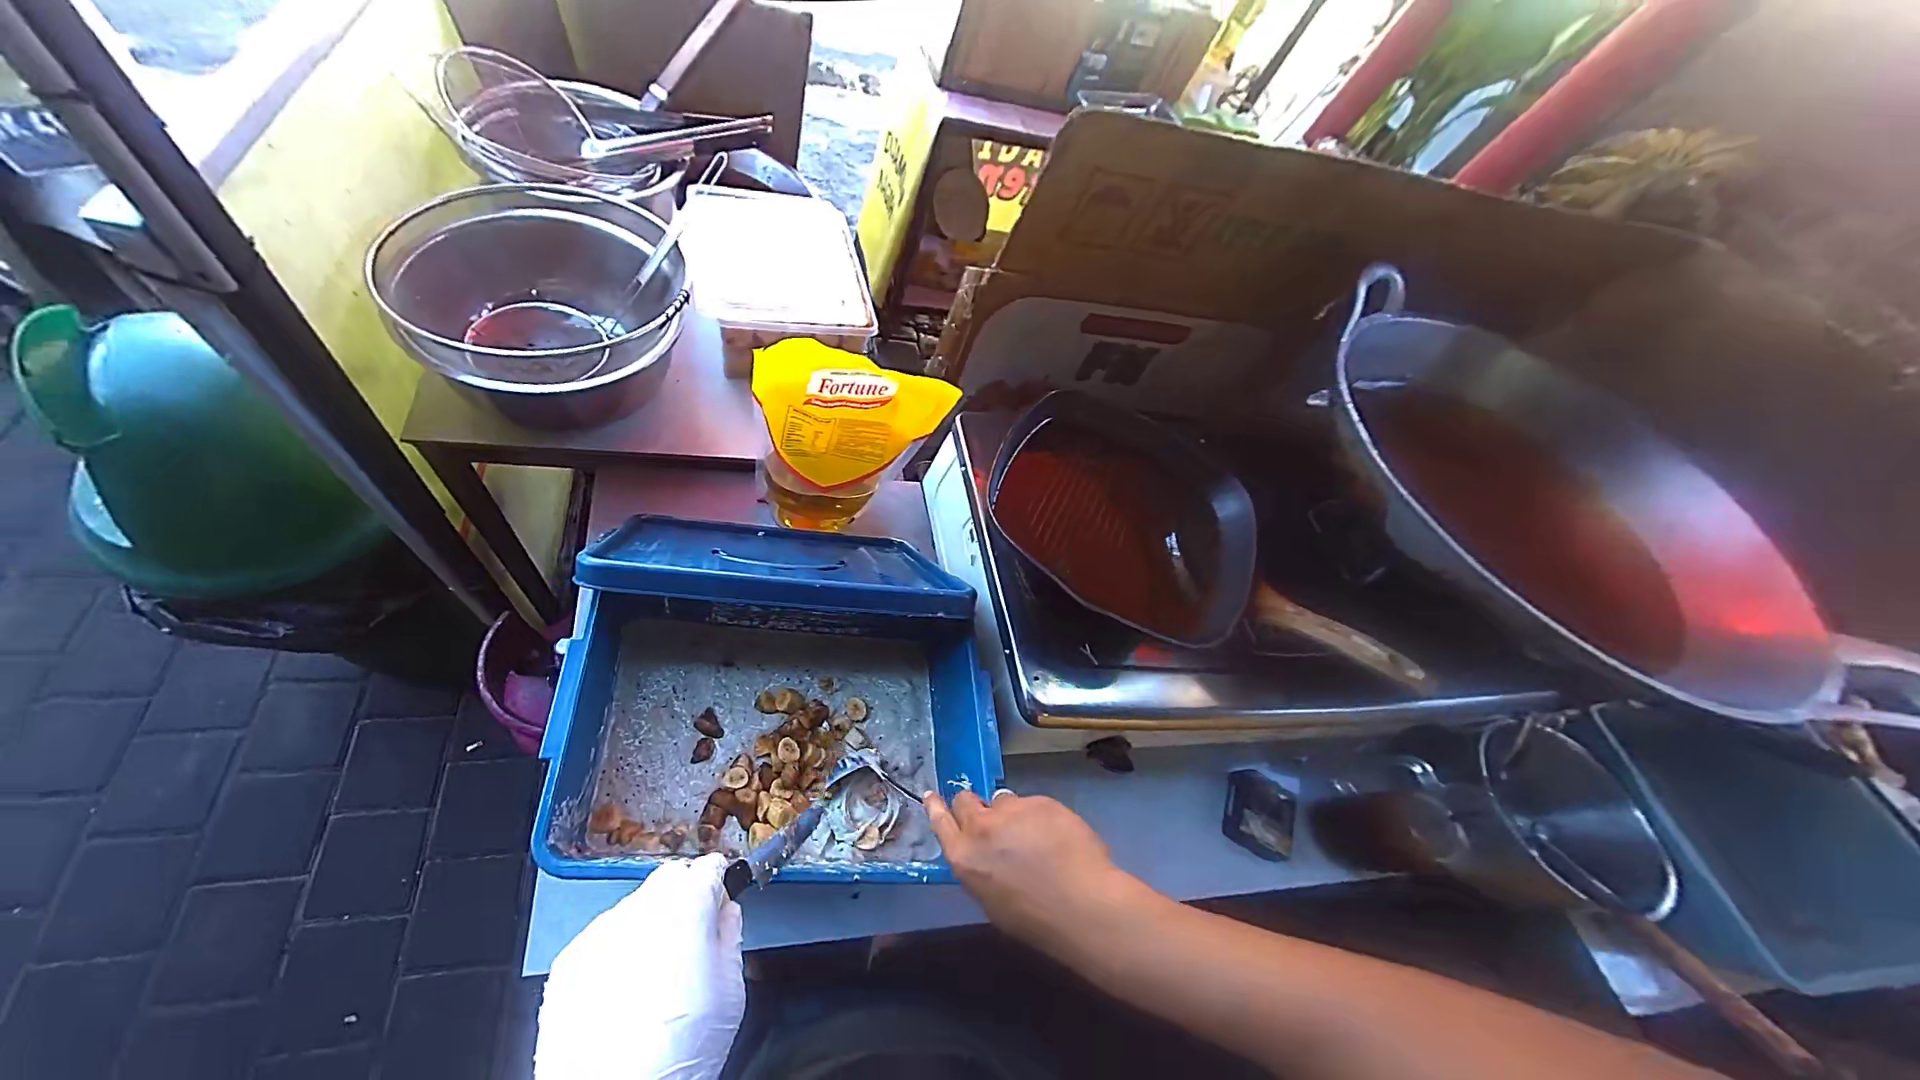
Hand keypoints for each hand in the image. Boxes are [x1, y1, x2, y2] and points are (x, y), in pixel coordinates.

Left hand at [536, 853, 743, 1079]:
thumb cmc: (678, 1052)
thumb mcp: (730, 992)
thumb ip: (731, 937)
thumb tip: (728, 914)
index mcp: (687, 908)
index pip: (708, 867)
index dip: (719, 881)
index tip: (720, 899)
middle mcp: (642, 910)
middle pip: (669, 877)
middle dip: (685, 894)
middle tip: (693, 932)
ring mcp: (602, 933)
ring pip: (636, 904)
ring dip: (651, 920)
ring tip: (656, 969)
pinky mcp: (570, 960)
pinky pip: (603, 934)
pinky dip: (618, 946)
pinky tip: (625, 986)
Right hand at [925, 788, 1144, 948]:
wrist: (1081, 904)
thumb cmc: (1035, 920)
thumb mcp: (992, 901)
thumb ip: (980, 868)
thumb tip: (986, 854)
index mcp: (964, 858)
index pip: (941, 822)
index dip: (937, 807)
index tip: (932, 796)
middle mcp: (981, 827)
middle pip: (966, 800)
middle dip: (974, 806)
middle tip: (991, 819)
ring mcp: (1011, 809)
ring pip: (1003, 799)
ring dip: (1012, 813)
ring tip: (1035, 836)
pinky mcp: (1040, 800)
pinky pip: (1034, 803)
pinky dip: (1042, 816)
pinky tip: (1059, 837)